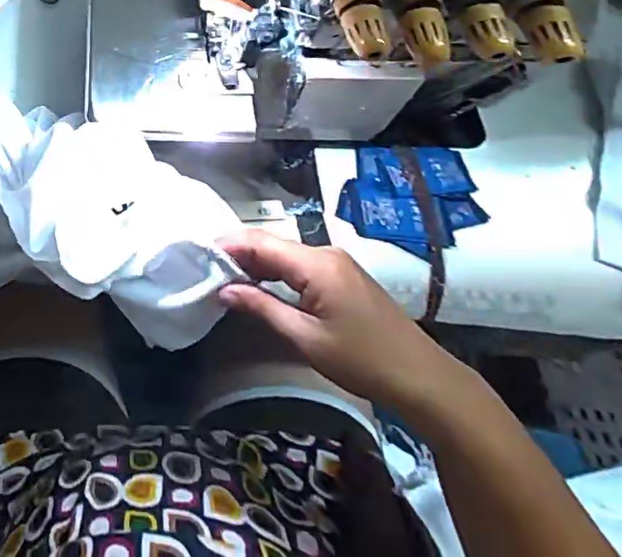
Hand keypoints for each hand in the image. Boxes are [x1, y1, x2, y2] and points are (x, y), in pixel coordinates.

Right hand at [218, 229, 473, 410]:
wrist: (423, 379)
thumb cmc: (363, 360)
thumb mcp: (306, 339)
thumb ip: (262, 308)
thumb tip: (224, 290)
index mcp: (316, 264)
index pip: (260, 242)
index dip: (227, 244)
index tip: (198, 253)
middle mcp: (325, 253)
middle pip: (272, 244)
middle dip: (238, 254)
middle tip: (206, 269)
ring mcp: (337, 263)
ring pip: (285, 255)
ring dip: (256, 264)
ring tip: (225, 278)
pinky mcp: (343, 276)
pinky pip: (301, 265)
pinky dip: (277, 273)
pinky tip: (260, 286)